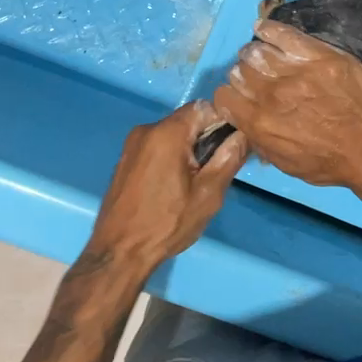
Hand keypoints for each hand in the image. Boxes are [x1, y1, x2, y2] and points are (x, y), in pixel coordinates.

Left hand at [85, 100, 246, 272]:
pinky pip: (157, 147)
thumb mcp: (208, 194)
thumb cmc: (166, 223)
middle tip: (217, 171)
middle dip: (207, 140)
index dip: (224, 123)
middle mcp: (147, 130)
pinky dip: (172, 158)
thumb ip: (228, 159)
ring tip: (197, 183)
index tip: (232, 148)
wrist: (118, 253)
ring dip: (189, 151)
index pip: (205, 108)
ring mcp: (132, 145)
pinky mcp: (126, 160)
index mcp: (167, 133)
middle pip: (188, 121)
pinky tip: (175, 187)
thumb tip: (243, 135)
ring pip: (173, 135)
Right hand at [212, 19, 361, 188]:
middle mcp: (271, 94)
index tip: (240, 96)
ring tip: (262, 56)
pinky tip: (263, 28)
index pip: (224, 97)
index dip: (230, 96)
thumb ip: (257, 139)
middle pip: (239, 71)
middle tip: (256, 77)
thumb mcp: (283, 162)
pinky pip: (284, 34)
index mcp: (260, 123)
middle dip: (243, 75)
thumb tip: (242, 120)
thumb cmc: (327, 162)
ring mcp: (296, 72)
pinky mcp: (319, 55)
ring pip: (257, 51)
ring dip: (254, 54)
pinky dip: (268, 29)